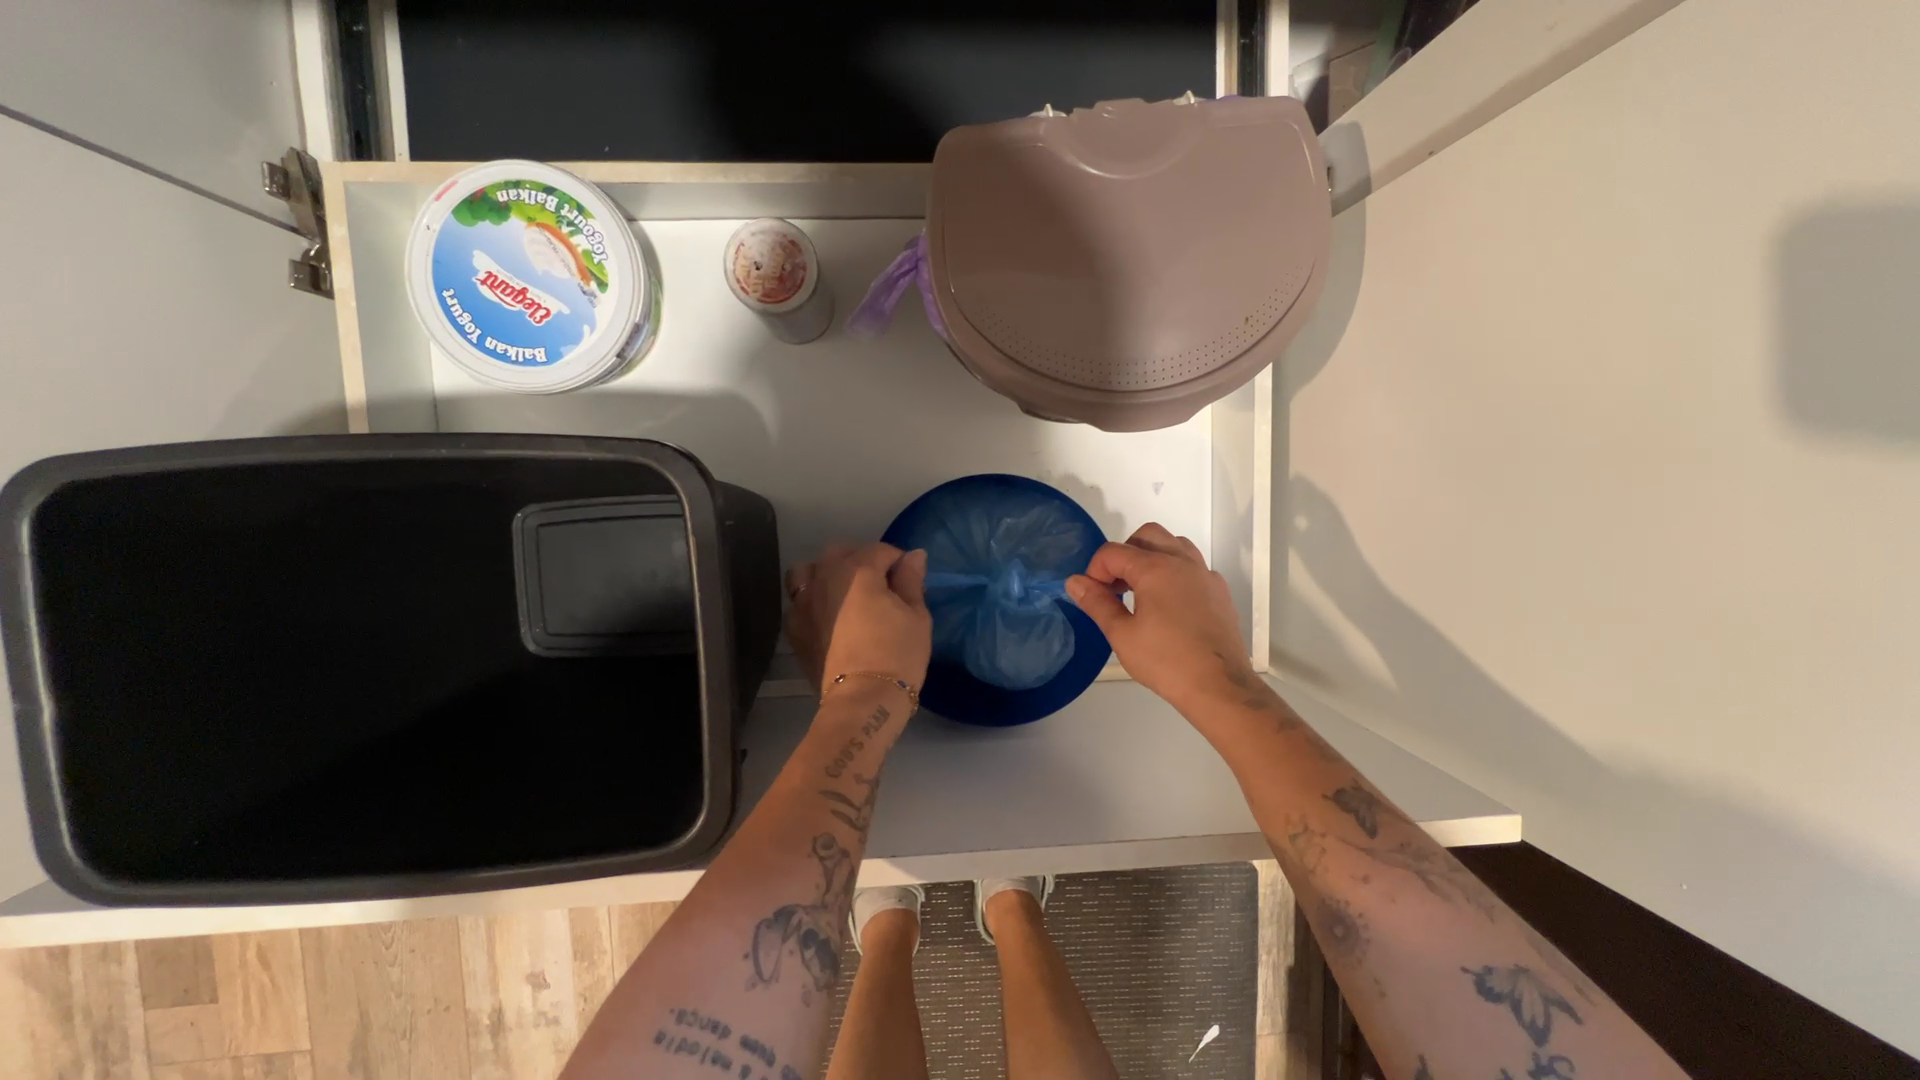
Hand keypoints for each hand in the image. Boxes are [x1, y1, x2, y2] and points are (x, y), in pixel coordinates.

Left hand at [785, 542, 931, 693]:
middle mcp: (824, 578)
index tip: (908, 578)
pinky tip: (827, 616)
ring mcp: (803, 603)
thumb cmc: (897, 655)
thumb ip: (911, 581)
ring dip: (826, 574)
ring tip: (843, 593)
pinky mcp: (793, 628)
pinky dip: (812, 601)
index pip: (880, 550)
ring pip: (809, 572)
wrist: (862, 700)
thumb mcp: (916, 616)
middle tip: (879, 584)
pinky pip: (798, 601)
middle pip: (841, 553)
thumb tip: (914, 555)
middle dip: (861, 560)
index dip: (898, 561)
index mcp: (857, 570)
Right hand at [1065, 523, 1263, 713]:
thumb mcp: (1121, 635)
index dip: (1095, 570)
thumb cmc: (1165, 661)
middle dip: (1124, 554)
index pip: (1113, 552)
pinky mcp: (1220, 592)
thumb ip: (1096, 602)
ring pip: (1175, 545)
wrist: (1219, 686)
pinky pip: (1193, 567)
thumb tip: (1074, 581)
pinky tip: (1169, 606)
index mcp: (1156, 568)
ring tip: (1141, 591)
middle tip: (1115, 587)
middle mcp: (1183, 562)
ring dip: (1152, 557)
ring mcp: (1206, 575)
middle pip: (1147, 536)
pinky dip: (1175, 573)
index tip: (1092, 596)